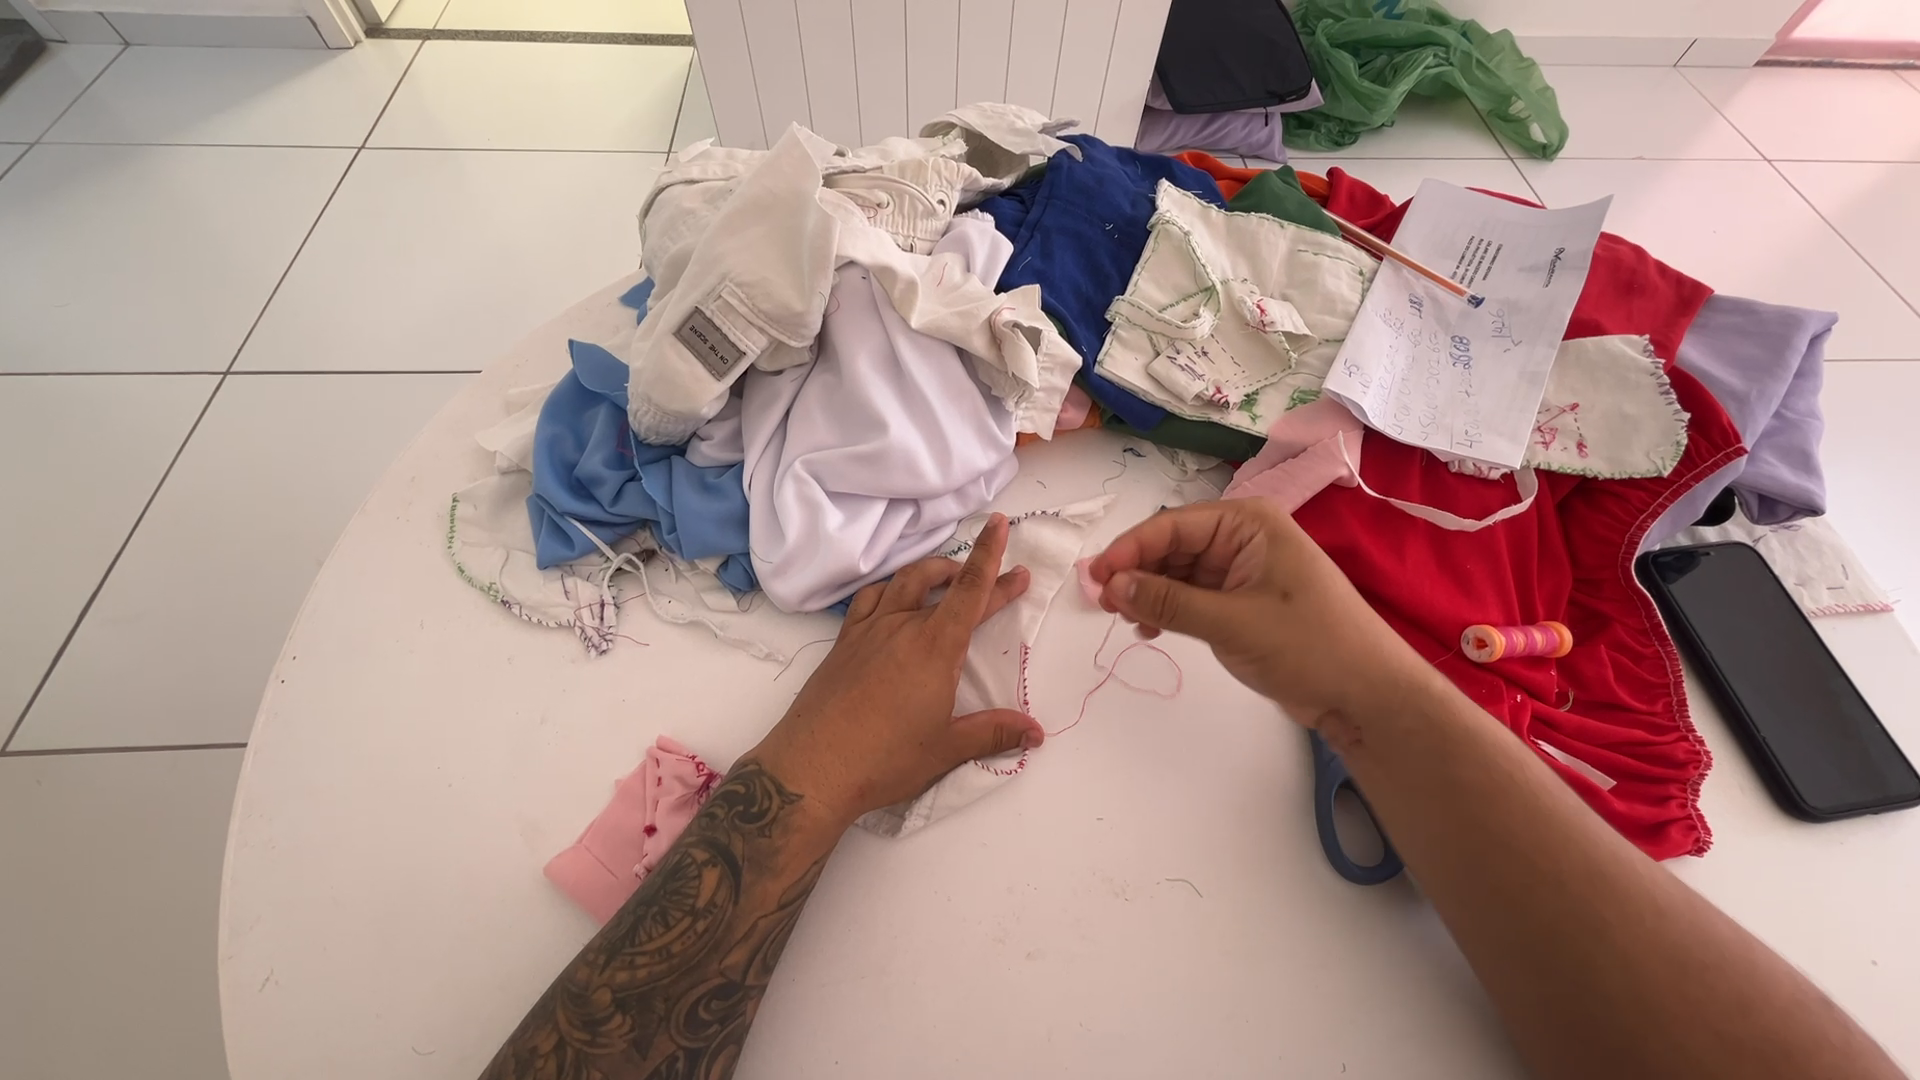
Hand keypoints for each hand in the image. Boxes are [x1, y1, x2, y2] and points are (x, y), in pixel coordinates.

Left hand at [751, 513, 1044, 824]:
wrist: (812, 767)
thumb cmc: (885, 758)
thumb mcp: (947, 749)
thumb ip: (994, 733)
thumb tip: (1036, 734)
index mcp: (935, 646)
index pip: (970, 589)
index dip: (990, 555)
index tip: (1000, 524)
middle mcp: (902, 626)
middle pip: (941, 582)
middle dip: (971, 570)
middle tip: (993, 575)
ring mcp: (868, 630)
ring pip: (902, 581)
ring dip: (929, 571)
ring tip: (945, 577)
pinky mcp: (843, 642)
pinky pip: (869, 598)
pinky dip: (889, 589)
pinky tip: (892, 601)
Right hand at [1086, 499, 1439, 727]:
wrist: (1367, 695)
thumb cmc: (1308, 646)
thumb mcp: (1231, 622)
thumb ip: (1167, 601)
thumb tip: (1111, 585)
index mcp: (1247, 523)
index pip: (1171, 526)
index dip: (1128, 550)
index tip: (1093, 579)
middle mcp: (1242, 538)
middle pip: (1171, 547)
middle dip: (1136, 573)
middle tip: (1103, 605)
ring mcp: (1241, 570)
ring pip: (1177, 572)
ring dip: (1149, 593)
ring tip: (1125, 620)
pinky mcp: (1241, 600)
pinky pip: (1191, 595)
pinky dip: (1167, 609)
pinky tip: (1150, 630)